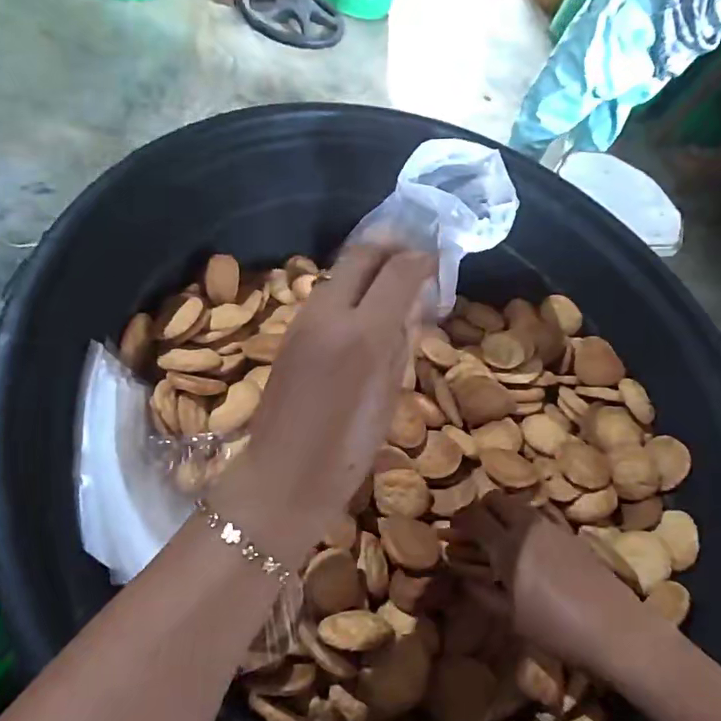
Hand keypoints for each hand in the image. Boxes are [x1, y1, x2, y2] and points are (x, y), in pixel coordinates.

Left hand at [211, 245, 434, 558]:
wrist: (283, 475)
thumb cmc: (347, 449)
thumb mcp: (390, 396)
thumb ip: (401, 343)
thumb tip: (414, 307)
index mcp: (363, 334)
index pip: (398, 271)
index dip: (422, 259)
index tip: (437, 259)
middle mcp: (329, 314)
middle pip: (361, 254)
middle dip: (391, 246)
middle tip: (414, 255)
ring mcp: (303, 319)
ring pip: (340, 272)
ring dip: (369, 267)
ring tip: (394, 283)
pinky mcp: (289, 331)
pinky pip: (326, 295)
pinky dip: (351, 290)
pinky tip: (365, 310)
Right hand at [450, 492, 657, 682]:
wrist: (613, 628)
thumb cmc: (554, 628)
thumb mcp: (510, 617)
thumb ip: (482, 592)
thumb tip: (460, 574)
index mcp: (507, 545)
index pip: (473, 517)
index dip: (458, 521)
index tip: (449, 532)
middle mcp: (528, 526)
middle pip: (496, 499)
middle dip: (480, 510)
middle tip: (474, 533)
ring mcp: (554, 526)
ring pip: (520, 504)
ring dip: (505, 512)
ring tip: (501, 537)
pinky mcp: (573, 533)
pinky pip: (543, 514)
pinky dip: (529, 519)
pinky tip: (532, 541)